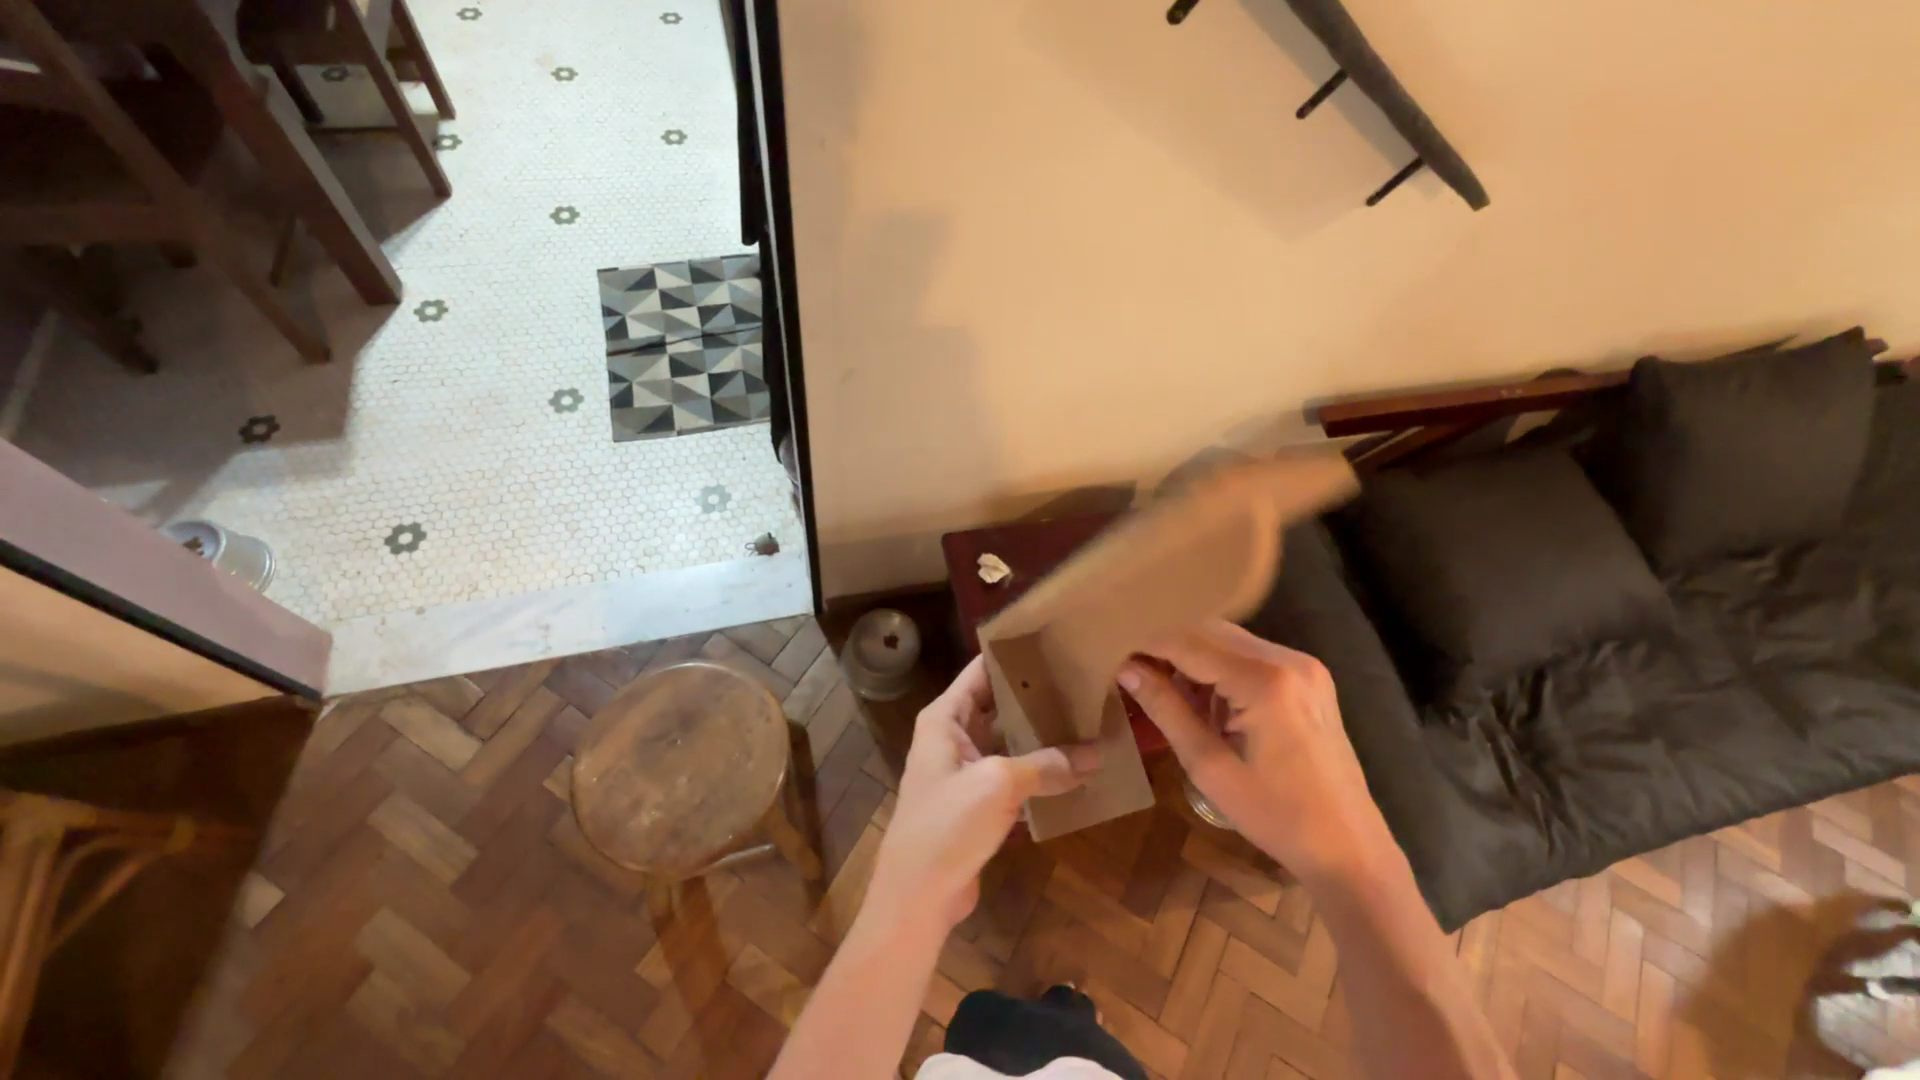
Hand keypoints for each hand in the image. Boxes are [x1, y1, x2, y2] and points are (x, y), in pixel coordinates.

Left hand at [864, 656, 1099, 931]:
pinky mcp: (976, 806)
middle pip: (997, 706)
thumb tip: (1095, 756)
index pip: (981, 671)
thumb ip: (1047, 765)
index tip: (1055, 642)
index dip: (1014, 655)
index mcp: (944, 718)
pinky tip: (1074, 773)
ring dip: (1041, 739)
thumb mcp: (999, 783)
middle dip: (1036, 697)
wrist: (917, 895)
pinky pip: (1012, 779)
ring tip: (1087, 723)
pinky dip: (1038, 775)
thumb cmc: (948, 824)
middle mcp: (951, 738)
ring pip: (1008, 744)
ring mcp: (963, 773)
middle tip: (1084, 683)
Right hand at [1118, 622, 1389, 881]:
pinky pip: (1250, 657)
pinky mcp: (1309, 679)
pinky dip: (1218, 669)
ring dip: (1190, 656)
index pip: (1187, 640)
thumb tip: (1125, 669)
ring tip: (1157, 684)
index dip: (1143, 640)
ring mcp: (1304, 667)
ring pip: (1228, 641)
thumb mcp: (1209, 766)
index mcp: (1264, 680)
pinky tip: (1199, 698)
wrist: (1349, 848)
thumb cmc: (1275, 817)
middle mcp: (1287, 659)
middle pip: (1209, 630)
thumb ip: (1166, 710)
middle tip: (1125, 665)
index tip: (1107, 647)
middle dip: (1164, 644)